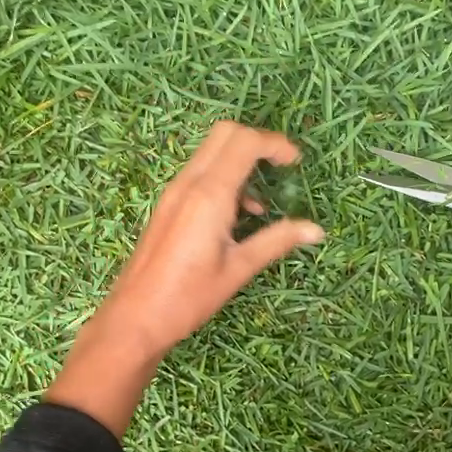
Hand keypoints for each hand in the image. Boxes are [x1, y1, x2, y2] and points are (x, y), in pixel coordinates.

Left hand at [45, 122, 324, 436]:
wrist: (135, 318)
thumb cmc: (188, 298)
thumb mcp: (239, 269)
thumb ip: (276, 241)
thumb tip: (316, 230)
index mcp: (209, 195)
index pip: (245, 143)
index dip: (275, 144)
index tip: (296, 163)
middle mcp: (189, 184)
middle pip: (225, 134)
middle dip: (257, 142)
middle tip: (280, 168)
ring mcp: (174, 192)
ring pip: (211, 152)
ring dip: (240, 161)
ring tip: (262, 203)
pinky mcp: (168, 205)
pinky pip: (200, 174)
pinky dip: (224, 179)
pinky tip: (238, 217)